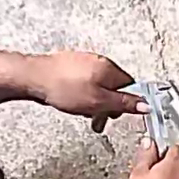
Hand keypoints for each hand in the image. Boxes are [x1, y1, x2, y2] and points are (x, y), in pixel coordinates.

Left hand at [27, 52, 147, 131]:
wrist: (32, 78)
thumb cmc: (63, 88)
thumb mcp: (99, 102)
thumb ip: (124, 103)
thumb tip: (145, 105)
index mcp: (109, 68)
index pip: (131, 86)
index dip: (127, 103)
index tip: (117, 113)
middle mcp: (98, 61)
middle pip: (114, 86)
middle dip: (108, 104)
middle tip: (98, 117)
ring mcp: (83, 62)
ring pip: (99, 86)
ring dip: (94, 102)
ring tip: (82, 111)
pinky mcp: (70, 66)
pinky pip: (85, 83)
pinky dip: (83, 94)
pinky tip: (72, 102)